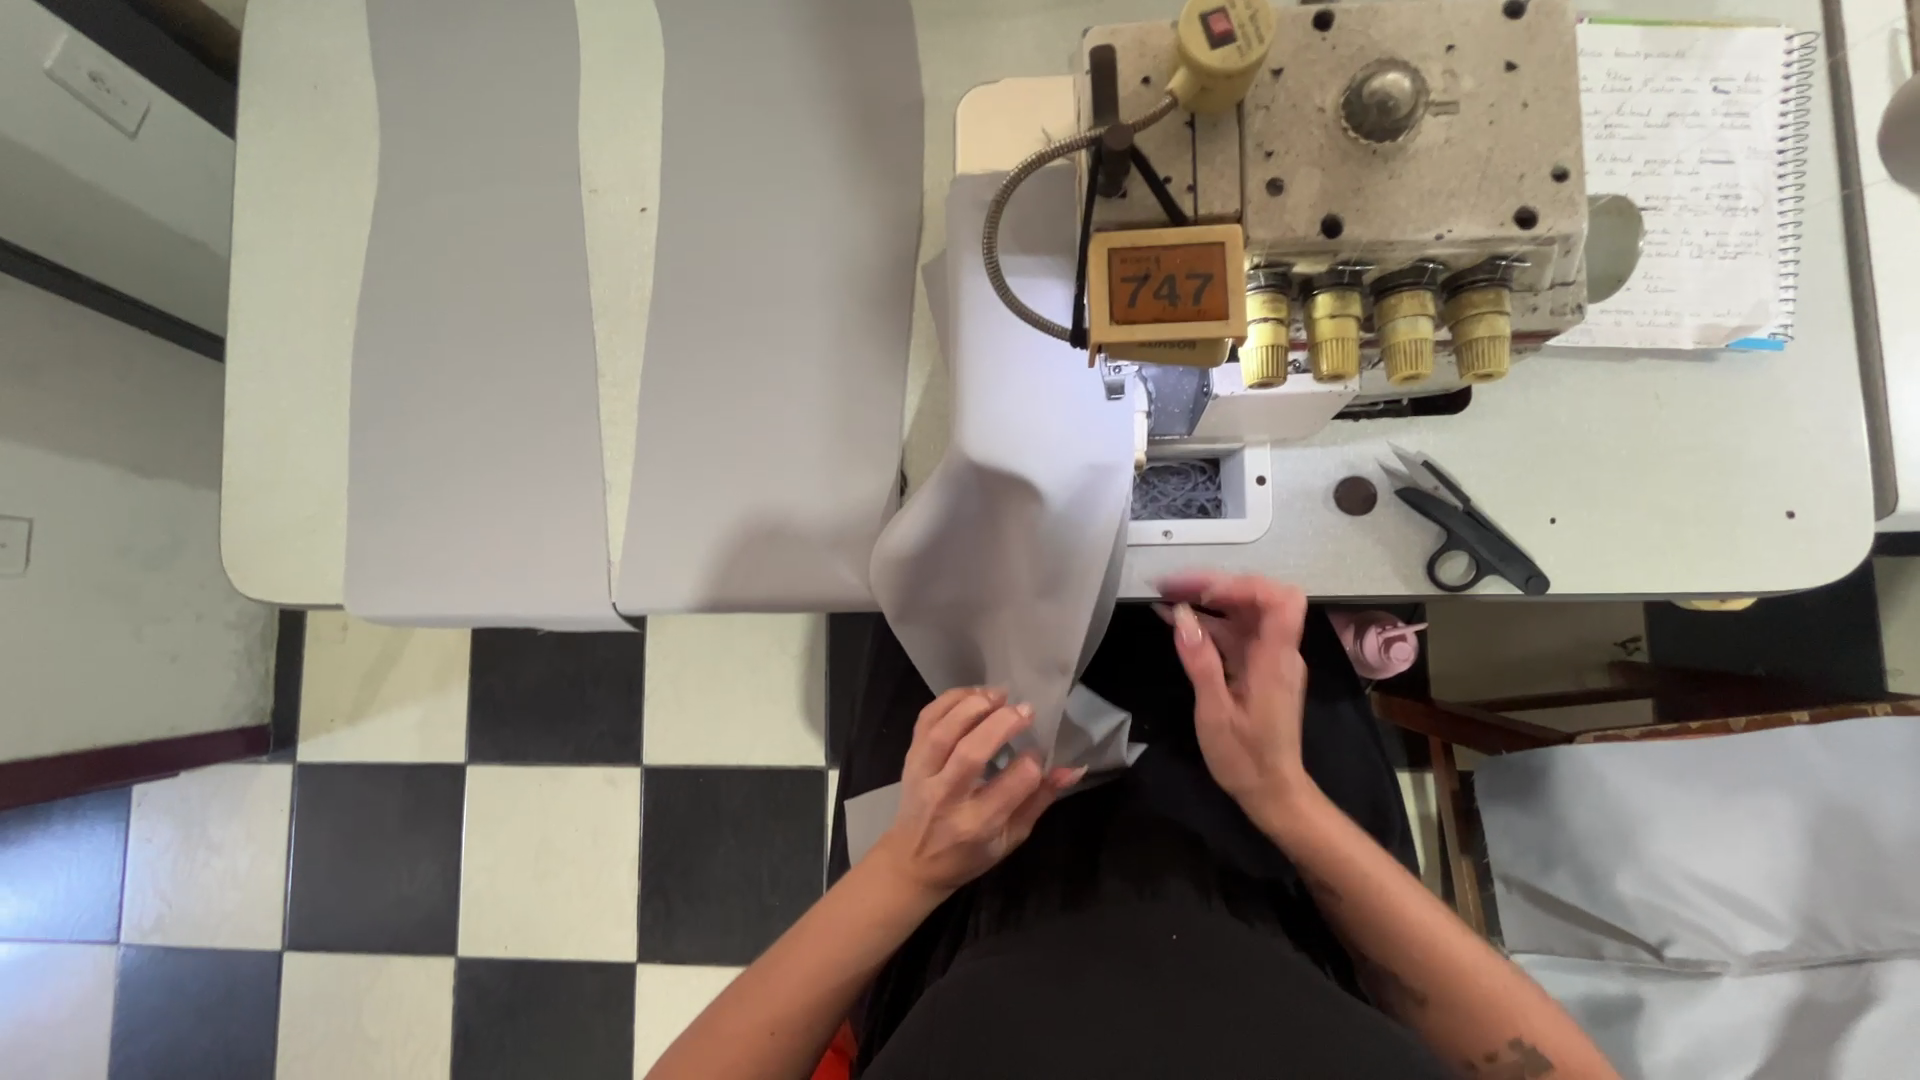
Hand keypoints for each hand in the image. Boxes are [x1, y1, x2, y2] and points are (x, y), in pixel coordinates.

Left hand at [869, 687, 1083, 895]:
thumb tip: (1072, 769)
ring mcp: (923, 775)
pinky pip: (925, 720)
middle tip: (1026, 710)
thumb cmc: (968, 853)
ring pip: (944, 732)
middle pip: (972, 752)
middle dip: (1002, 724)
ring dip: (973, 705)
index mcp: (977, 824)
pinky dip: (948, 701)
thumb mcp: (1010, 838)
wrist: (913, 861)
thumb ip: (1040, 800)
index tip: (1039, 751)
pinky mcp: (910, 758)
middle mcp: (947, 797)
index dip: (1032, 763)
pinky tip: (973, 694)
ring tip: (999, 694)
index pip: (1012, 785)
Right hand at [1156, 572, 1314, 824]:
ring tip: (1164, 596)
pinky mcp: (1257, 667)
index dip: (1242, 585)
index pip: (1280, 600)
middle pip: (1257, 599)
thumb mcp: (1215, 713)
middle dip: (1214, 586)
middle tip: (1170, 585)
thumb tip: (1180, 616)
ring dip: (1206, 601)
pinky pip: (1234, 634)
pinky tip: (1175, 621)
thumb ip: (1201, 662)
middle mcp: (1278, 652)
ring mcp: (1268, 658)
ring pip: (1243, 613)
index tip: (1200, 591)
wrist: (1271, 791)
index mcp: (1275, 661)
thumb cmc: (1245, 758)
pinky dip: (1207, 623)